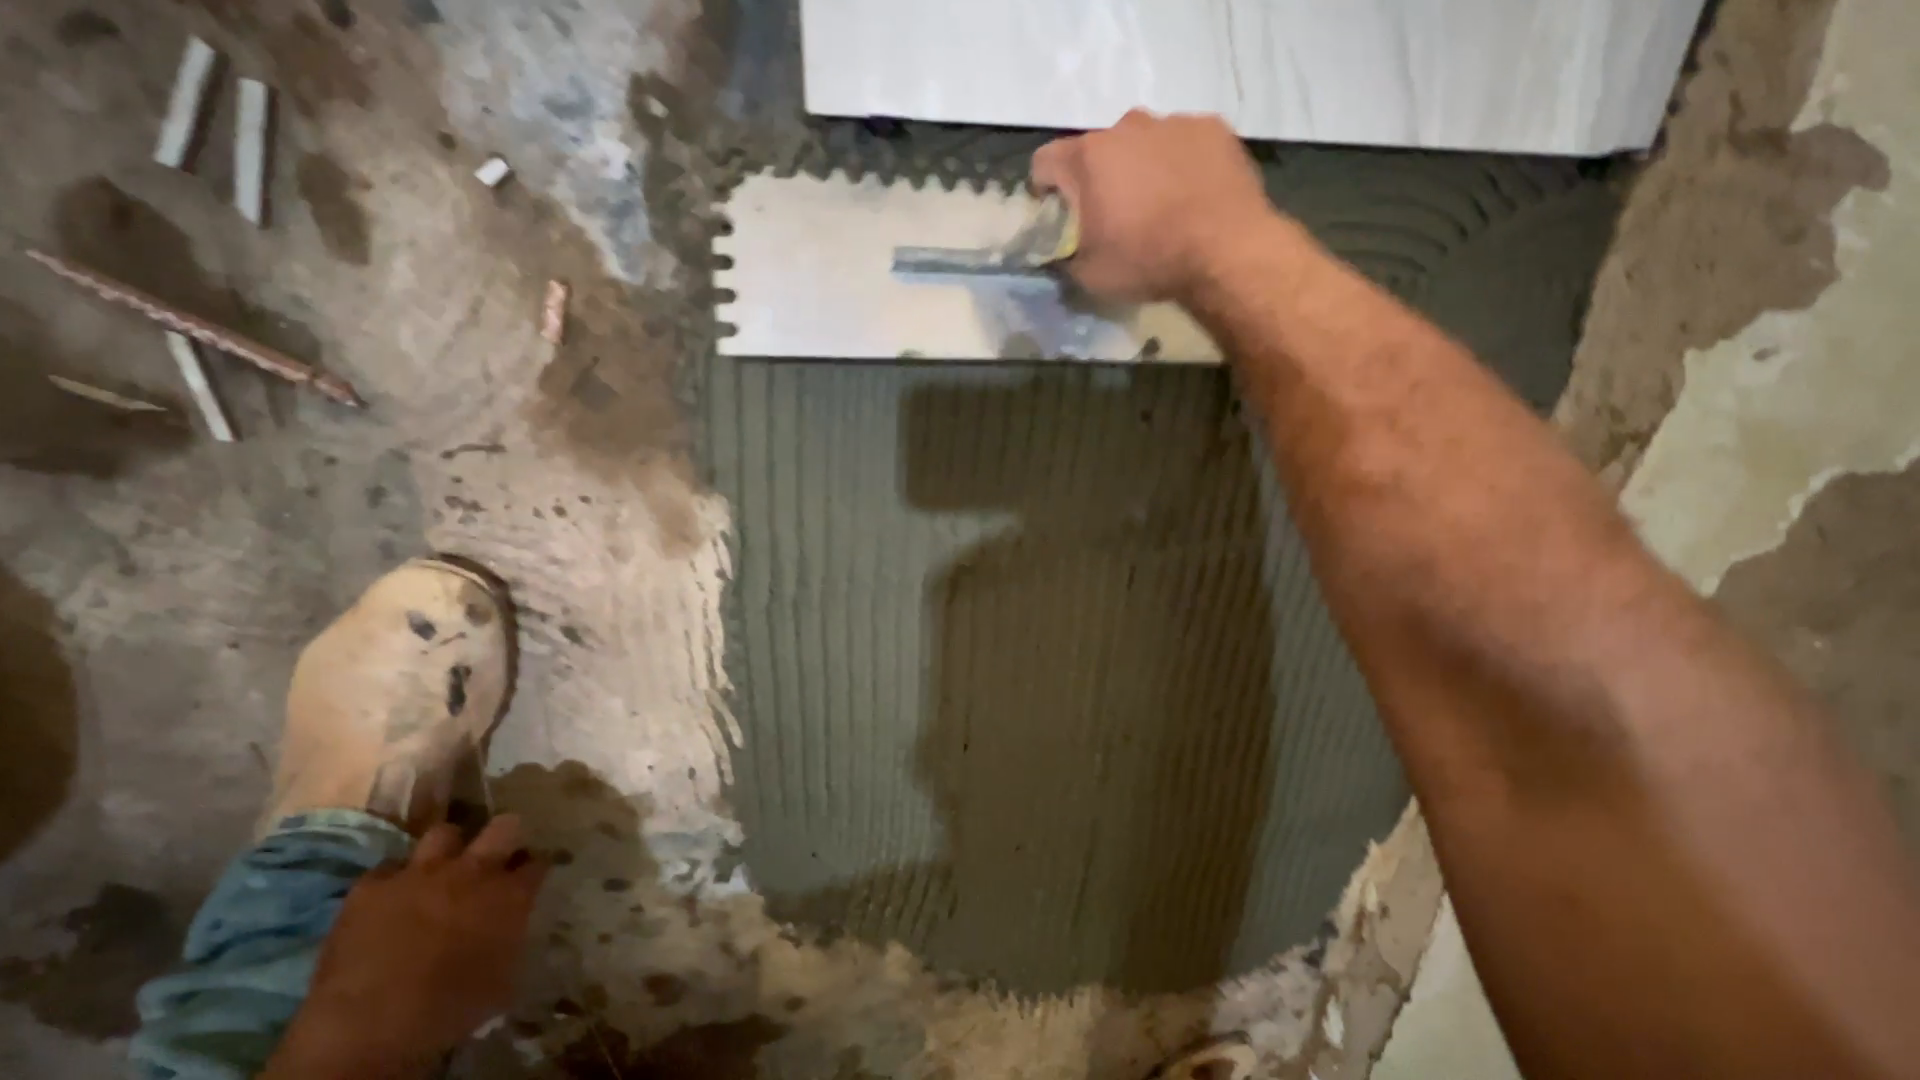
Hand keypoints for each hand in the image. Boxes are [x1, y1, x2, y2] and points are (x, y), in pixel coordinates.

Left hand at [264, 815, 547, 1077]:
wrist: (371, 1022)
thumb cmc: (449, 1010)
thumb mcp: (503, 982)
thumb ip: (511, 943)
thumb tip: (511, 933)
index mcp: (510, 896)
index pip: (538, 863)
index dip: (536, 866)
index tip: (531, 875)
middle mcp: (472, 872)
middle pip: (504, 827)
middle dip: (506, 835)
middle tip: (498, 853)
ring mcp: (420, 873)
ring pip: (444, 833)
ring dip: (448, 849)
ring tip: (441, 868)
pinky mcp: (372, 886)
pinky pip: (388, 868)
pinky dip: (393, 881)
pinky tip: (390, 900)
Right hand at [1031, 109, 1280, 302]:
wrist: (1227, 251)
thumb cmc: (1149, 261)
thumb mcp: (1089, 275)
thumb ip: (1063, 256)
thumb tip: (1057, 251)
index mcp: (1087, 157)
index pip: (1044, 162)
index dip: (1046, 190)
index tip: (1061, 215)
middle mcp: (1126, 127)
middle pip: (1098, 149)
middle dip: (1100, 177)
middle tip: (1117, 215)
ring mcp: (1172, 122)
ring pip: (1143, 142)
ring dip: (1142, 166)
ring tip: (1162, 204)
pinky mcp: (1212, 127)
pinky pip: (1184, 142)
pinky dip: (1182, 162)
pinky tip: (1195, 193)